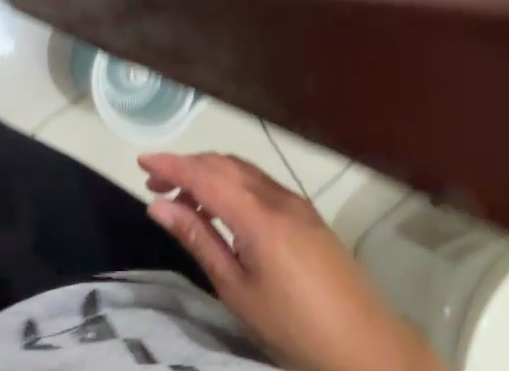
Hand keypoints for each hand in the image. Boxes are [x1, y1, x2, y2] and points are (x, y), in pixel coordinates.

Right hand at [140, 152, 441, 370]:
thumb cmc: (295, 326)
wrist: (369, 347)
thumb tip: (158, 206)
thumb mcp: (237, 289)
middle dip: (186, 167)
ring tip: (184, 200)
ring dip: (209, 173)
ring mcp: (296, 203)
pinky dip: (232, 183)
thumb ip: (198, 240)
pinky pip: (260, 183)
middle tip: (155, 186)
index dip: (170, 165)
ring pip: (242, 170)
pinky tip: (222, 209)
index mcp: (258, 216)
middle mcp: (277, 198)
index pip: (204, 175)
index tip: (140, 162)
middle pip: (223, 164)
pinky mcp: (308, 214)